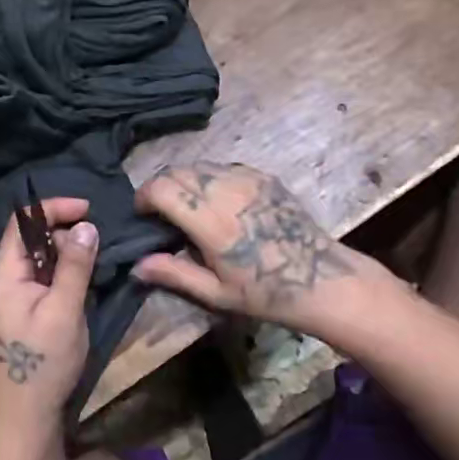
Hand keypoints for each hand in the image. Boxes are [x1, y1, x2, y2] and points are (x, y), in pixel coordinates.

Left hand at [0, 197, 98, 432]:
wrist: (27, 416)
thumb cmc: (43, 361)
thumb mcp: (64, 309)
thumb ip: (75, 266)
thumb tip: (87, 225)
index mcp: (4, 273)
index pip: (22, 222)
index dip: (53, 209)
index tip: (87, 209)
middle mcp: (3, 280)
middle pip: (32, 240)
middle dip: (65, 235)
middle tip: (96, 248)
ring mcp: (12, 298)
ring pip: (41, 261)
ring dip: (68, 257)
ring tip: (94, 268)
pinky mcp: (24, 313)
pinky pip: (44, 281)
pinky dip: (64, 276)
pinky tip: (83, 287)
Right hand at [132, 162, 401, 337]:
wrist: (323, 281)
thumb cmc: (265, 293)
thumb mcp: (215, 293)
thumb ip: (173, 273)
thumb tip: (134, 266)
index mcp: (211, 222)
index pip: (161, 188)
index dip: (143, 197)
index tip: (143, 214)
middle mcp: (226, 191)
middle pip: (175, 171)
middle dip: (159, 187)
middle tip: (160, 212)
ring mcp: (247, 179)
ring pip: (198, 165)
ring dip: (183, 181)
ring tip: (187, 206)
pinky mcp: (262, 177)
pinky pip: (222, 167)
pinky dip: (208, 178)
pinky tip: (216, 203)